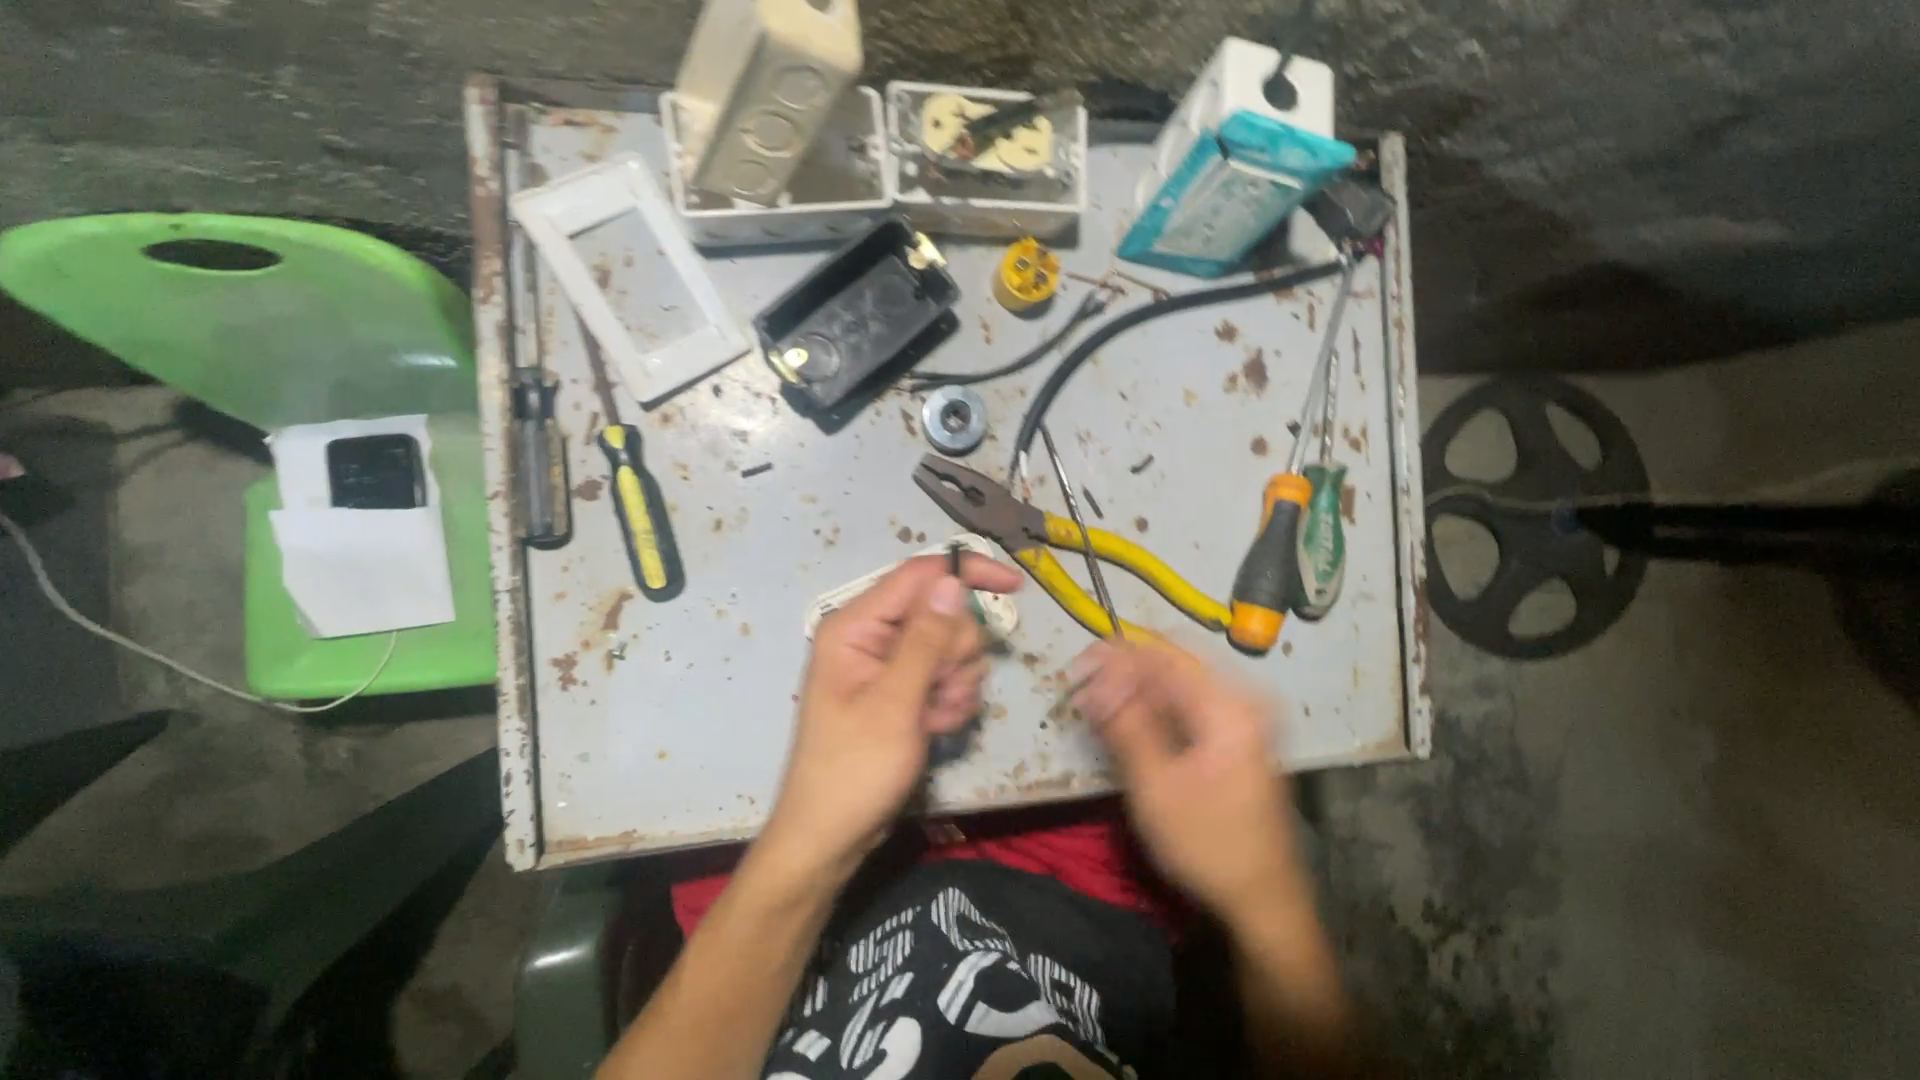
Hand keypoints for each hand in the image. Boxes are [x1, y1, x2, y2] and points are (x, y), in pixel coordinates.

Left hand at [763, 553, 1022, 879]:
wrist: (832, 837)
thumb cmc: (854, 770)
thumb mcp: (895, 703)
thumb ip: (926, 639)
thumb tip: (951, 580)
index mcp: (855, 626)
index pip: (919, 575)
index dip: (967, 574)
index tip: (1015, 587)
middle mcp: (871, 637)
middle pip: (943, 614)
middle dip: (957, 653)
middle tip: (941, 691)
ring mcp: (888, 666)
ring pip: (951, 648)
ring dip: (957, 683)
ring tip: (935, 719)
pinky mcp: (902, 693)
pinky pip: (946, 678)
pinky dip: (951, 703)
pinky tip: (936, 730)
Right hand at [1070, 641, 1304, 925]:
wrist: (1263, 899)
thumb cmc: (1207, 844)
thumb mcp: (1156, 787)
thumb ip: (1125, 726)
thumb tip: (1093, 681)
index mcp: (1229, 705)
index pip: (1164, 656)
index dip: (1115, 656)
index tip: (1075, 671)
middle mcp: (1242, 699)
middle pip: (1173, 663)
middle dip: (1123, 670)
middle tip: (1082, 687)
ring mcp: (1243, 718)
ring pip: (1179, 682)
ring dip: (1136, 687)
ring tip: (1096, 703)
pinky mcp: (1237, 736)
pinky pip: (1190, 703)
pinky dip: (1156, 706)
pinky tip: (1128, 720)